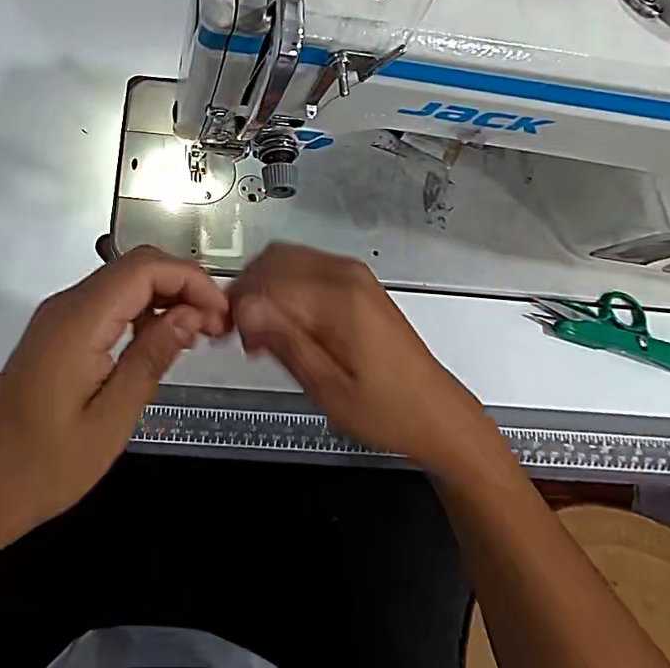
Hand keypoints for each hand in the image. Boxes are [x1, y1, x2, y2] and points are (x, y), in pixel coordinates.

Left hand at [0, 246, 227, 620]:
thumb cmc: (43, 468)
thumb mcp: (110, 421)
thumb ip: (151, 359)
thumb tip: (191, 315)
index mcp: (77, 322)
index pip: (145, 268)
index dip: (191, 280)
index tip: (221, 316)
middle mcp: (65, 305)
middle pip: (135, 266)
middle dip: (183, 284)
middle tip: (216, 326)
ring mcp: (58, 316)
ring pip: (123, 281)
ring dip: (165, 296)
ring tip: (198, 334)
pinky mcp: (57, 331)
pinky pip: (108, 302)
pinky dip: (141, 310)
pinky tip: (160, 340)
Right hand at [230, 243, 504, 480]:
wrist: (433, 411)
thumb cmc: (391, 409)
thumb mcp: (327, 389)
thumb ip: (284, 342)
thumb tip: (246, 310)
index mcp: (340, 299)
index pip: (266, 280)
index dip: (241, 306)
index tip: (235, 334)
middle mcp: (347, 275)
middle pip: (270, 259)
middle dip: (248, 292)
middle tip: (243, 332)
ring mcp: (352, 273)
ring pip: (283, 257)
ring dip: (262, 287)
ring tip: (262, 330)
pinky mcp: (354, 279)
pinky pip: (301, 264)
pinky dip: (281, 285)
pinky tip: (282, 320)